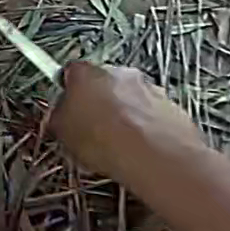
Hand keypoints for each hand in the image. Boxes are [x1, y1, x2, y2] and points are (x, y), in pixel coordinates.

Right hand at [50, 62, 205, 178]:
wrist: (156, 158)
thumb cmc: (102, 139)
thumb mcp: (61, 132)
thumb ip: (57, 118)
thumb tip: (58, 118)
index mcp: (85, 72)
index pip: (70, 73)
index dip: (67, 92)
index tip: (66, 109)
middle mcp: (119, 72)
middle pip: (102, 83)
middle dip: (97, 103)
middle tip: (90, 130)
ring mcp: (149, 88)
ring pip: (129, 99)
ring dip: (123, 116)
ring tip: (116, 146)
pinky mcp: (172, 108)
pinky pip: (152, 115)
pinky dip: (146, 129)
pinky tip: (138, 152)